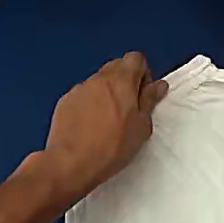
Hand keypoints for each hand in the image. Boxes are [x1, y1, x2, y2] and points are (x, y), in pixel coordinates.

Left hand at [30, 52, 167, 202]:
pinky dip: (89, 103)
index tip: (142, 95)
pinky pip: (83, 94)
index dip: (143, 73)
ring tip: (106, 120)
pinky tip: (88, 125)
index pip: (136, 58)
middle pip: (116, 66)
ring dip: (106, 92)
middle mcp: (99, 78)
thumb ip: (150, 100)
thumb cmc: (112, 147)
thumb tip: (158, 85)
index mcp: (121, 80)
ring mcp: (79, 88)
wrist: (69, 164)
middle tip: (127, 108)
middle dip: (125, 81)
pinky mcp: (65, 101)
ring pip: (99, 81)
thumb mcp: (141, 127)